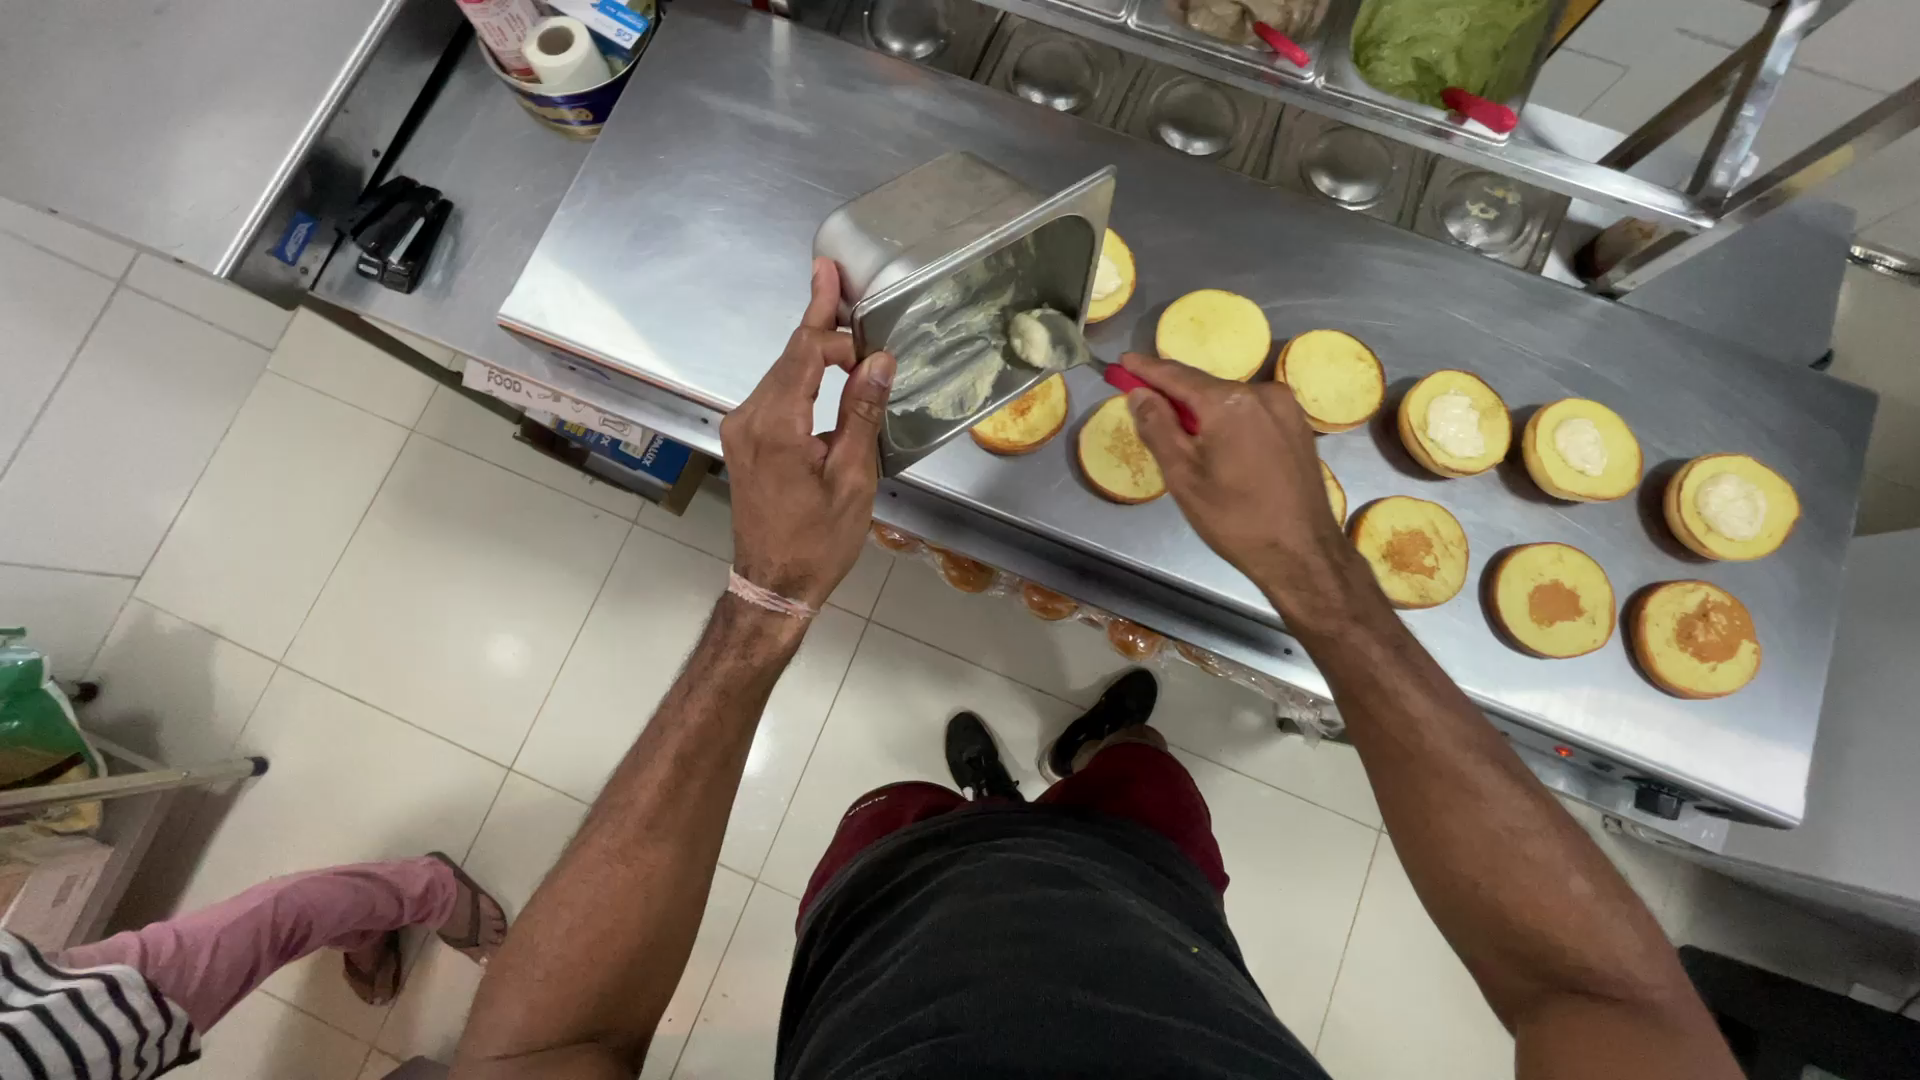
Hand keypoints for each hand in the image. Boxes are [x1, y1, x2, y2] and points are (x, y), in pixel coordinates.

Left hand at [720, 258, 895, 609]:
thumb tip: (878, 362)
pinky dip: (800, 376)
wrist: (774, 582)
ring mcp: (741, 429)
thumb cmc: (819, 540)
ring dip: (810, 349)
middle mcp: (749, 418)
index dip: (832, 327)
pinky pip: (774, 395)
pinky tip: (821, 367)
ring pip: (780, 373)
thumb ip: (861, 414)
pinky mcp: (743, 441)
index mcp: (776, 425)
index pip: (804, 353)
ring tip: (834, 312)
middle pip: (787, 355)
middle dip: (817, 321)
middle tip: (832, 275)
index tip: (859, 318)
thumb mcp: (852, 479)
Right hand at [1119, 352, 1370, 623]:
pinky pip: (1251, 412)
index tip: (1123, 362)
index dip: (1147, 369)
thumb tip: (1140, 394)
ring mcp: (1286, 408)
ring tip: (1178, 430)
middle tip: (1143, 401)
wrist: (1301, 552)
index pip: (1177, 375)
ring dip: (1201, 409)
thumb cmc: (1234, 519)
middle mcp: (1262, 393)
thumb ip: (1158, 427)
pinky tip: (1215, 441)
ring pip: (1229, 400)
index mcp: (1230, 402)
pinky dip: (1226, 419)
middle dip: (1173, 392)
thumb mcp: (1183, 476)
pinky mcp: (1298, 427)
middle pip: (1205, 385)